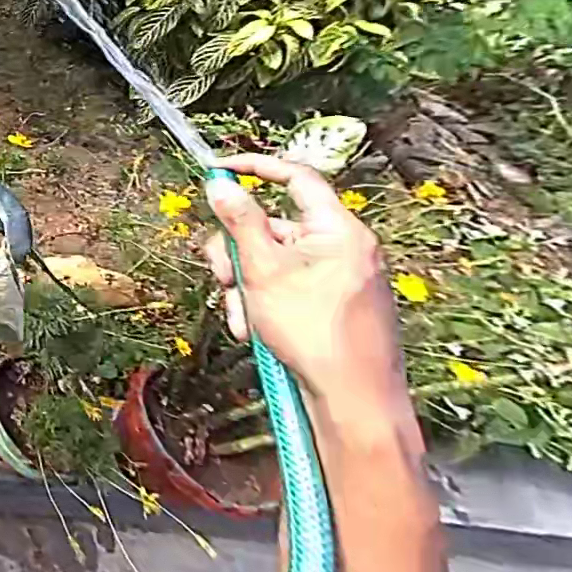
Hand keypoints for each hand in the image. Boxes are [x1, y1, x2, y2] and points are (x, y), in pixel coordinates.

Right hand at [202, 153, 405, 407]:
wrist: (354, 404)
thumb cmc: (314, 334)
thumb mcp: (263, 270)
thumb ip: (240, 221)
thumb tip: (220, 184)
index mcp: (338, 231)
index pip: (295, 177)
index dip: (253, 167)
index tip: (217, 170)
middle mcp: (343, 247)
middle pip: (271, 225)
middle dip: (237, 250)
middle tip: (222, 275)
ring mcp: (337, 275)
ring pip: (270, 259)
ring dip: (244, 284)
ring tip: (241, 316)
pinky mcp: (330, 300)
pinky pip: (283, 284)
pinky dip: (260, 300)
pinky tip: (251, 329)